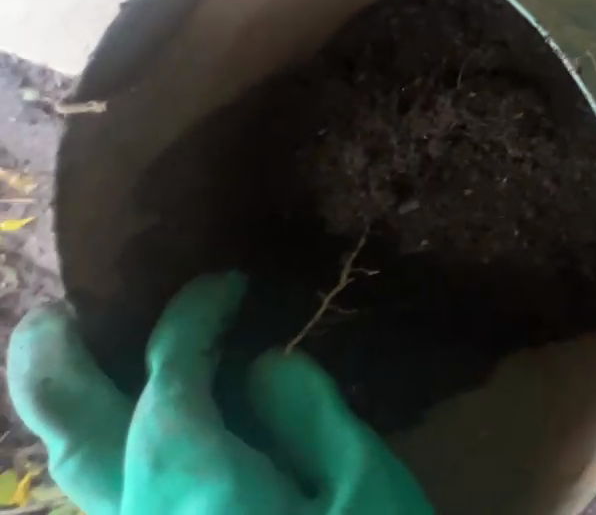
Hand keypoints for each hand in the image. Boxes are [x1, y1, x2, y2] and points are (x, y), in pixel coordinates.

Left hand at [7, 273, 431, 514]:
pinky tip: (126, 426)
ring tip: (69, 358)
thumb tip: (264, 361)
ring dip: (66, 409)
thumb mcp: (362, 482)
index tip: (224, 282)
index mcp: (199, 487)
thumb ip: (310, 417)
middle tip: (52, 312)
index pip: (169, 386)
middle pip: (77, 438)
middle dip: (52, 371)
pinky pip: (110, 493)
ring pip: (77, 473)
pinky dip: (106, 445)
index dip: (187, 324)